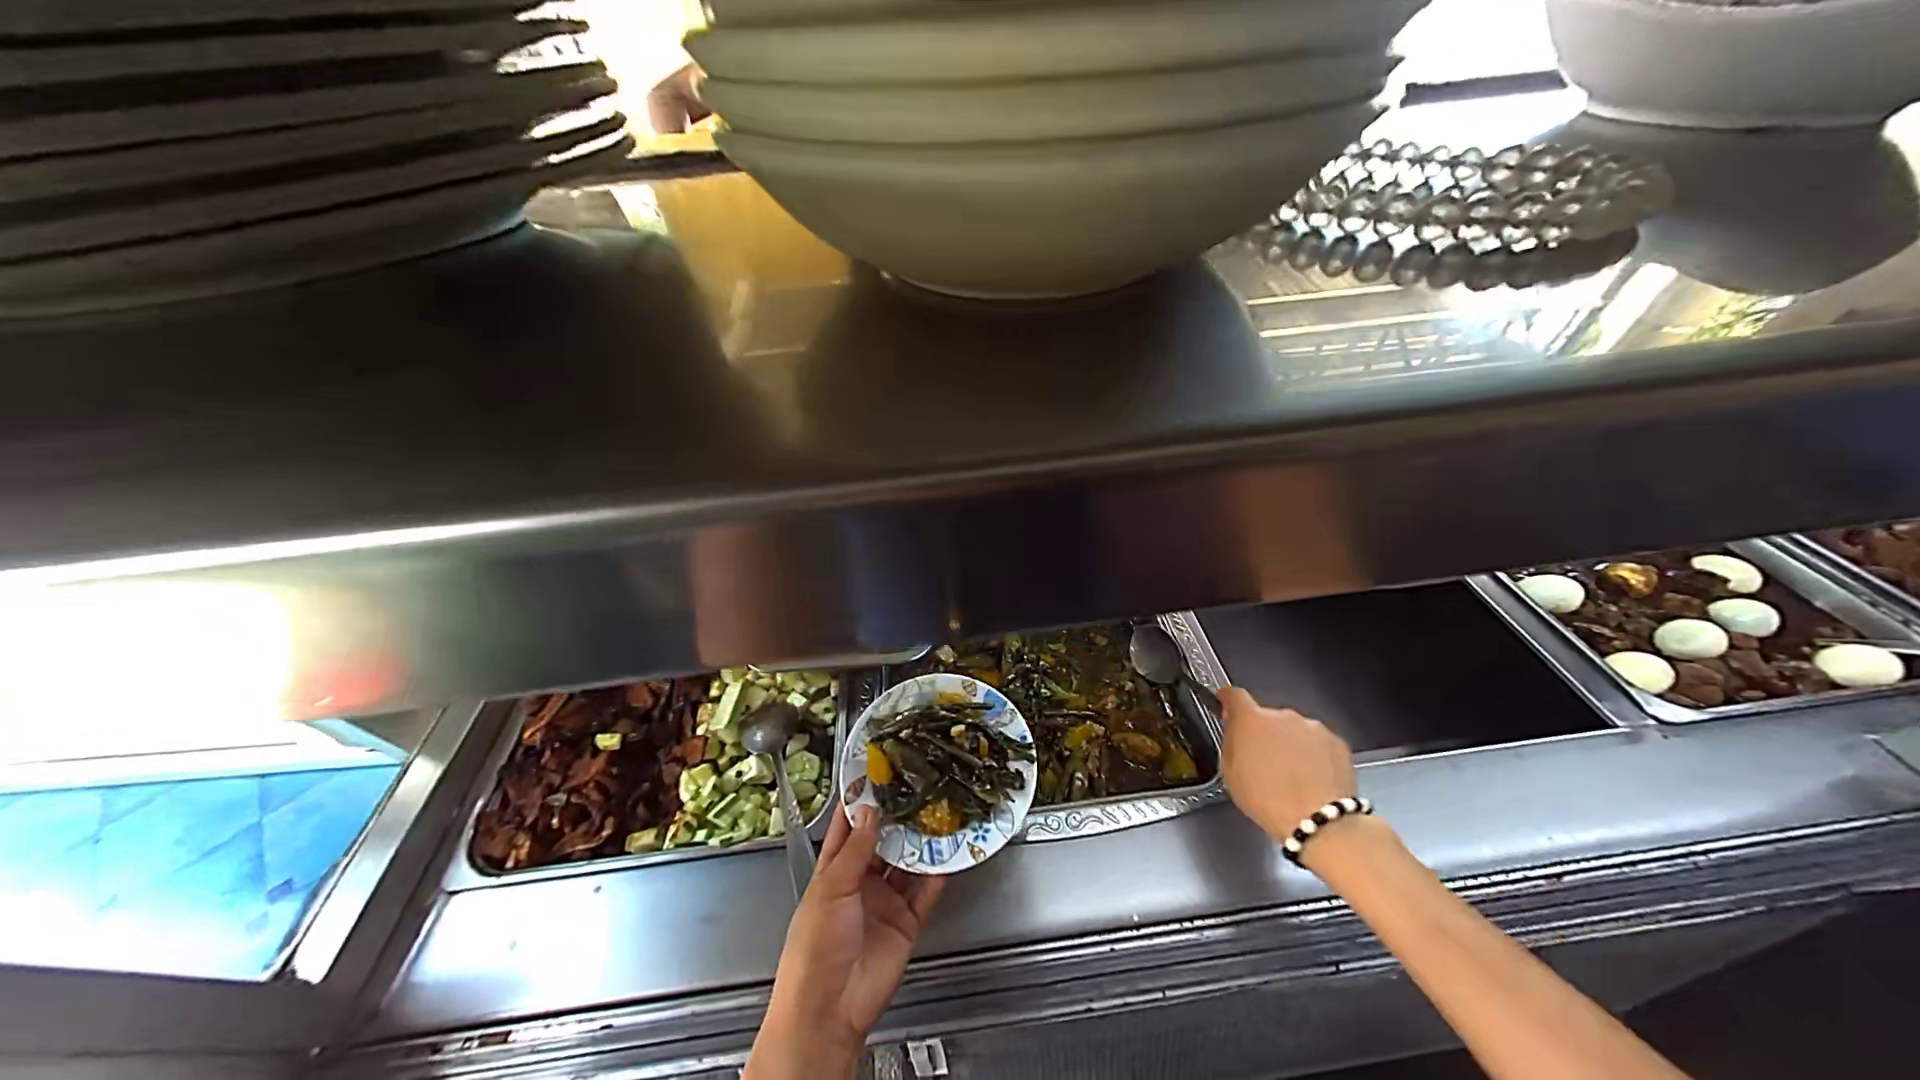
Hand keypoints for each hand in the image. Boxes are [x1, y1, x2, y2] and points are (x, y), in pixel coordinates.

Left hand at [744, 806, 945, 1079]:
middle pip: (883, 844)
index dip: (861, 805)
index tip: (877, 777)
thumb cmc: (814, 949)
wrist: (829, 1009)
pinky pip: (925, 893)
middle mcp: (860, 883)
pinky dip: (937, 875)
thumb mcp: (831, 890)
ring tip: (938, 818)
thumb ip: (855, 850)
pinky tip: (948, 857)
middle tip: (918, 793)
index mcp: (833, 872)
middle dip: (899, 821)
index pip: (848, 830)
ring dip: (920, 845)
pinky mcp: (905, 923)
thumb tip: (870, 812)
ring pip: (907, 865)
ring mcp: (884, 902)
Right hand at [1218, 686, 1359, 842]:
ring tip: (1292, 776)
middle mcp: (1282, 716)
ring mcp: (1312, 727)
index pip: (1234, 695)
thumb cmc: (1267, 800)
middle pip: (1267, 717)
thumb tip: (1234, 728)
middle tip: (1263, 761)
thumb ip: (1230, 741)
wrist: (1318, 821)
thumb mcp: (1230, 772)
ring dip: (1289, 744)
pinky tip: (1311, 778)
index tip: (1226, 705)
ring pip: (1293, 729)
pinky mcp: (1336, 741)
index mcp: (1251, 720)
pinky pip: (1317, 742)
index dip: (1228, 700)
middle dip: (1264, 733)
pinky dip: (1313, 754)